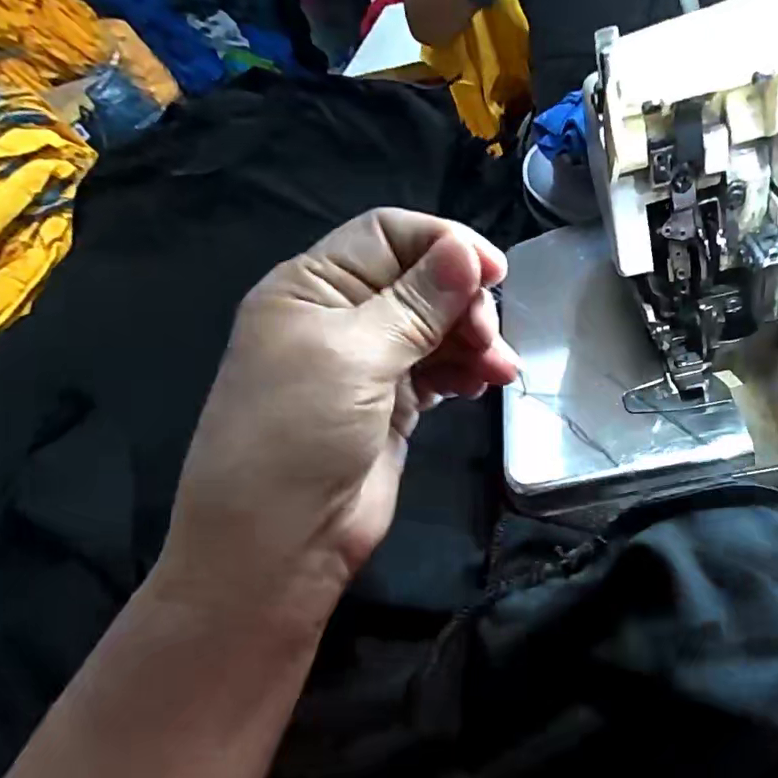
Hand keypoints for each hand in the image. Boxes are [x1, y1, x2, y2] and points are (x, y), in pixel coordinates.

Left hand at [156, 209, 517, 619]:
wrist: (278, 542)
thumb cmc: (297, 434)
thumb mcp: (351, 357)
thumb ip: (414, 303)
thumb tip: (464, 250)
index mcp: (310, 287)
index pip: (384, 235)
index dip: (441, 243)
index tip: (493, 271)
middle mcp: (337, 319)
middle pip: (416, 281)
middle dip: (460, 299)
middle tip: (487, 337)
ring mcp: (365, 366)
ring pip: (433, 328)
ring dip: (471, 339)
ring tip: (498, 368)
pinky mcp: (390, 408)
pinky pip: (436, 372)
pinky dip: (463, 371)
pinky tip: (485, 383)